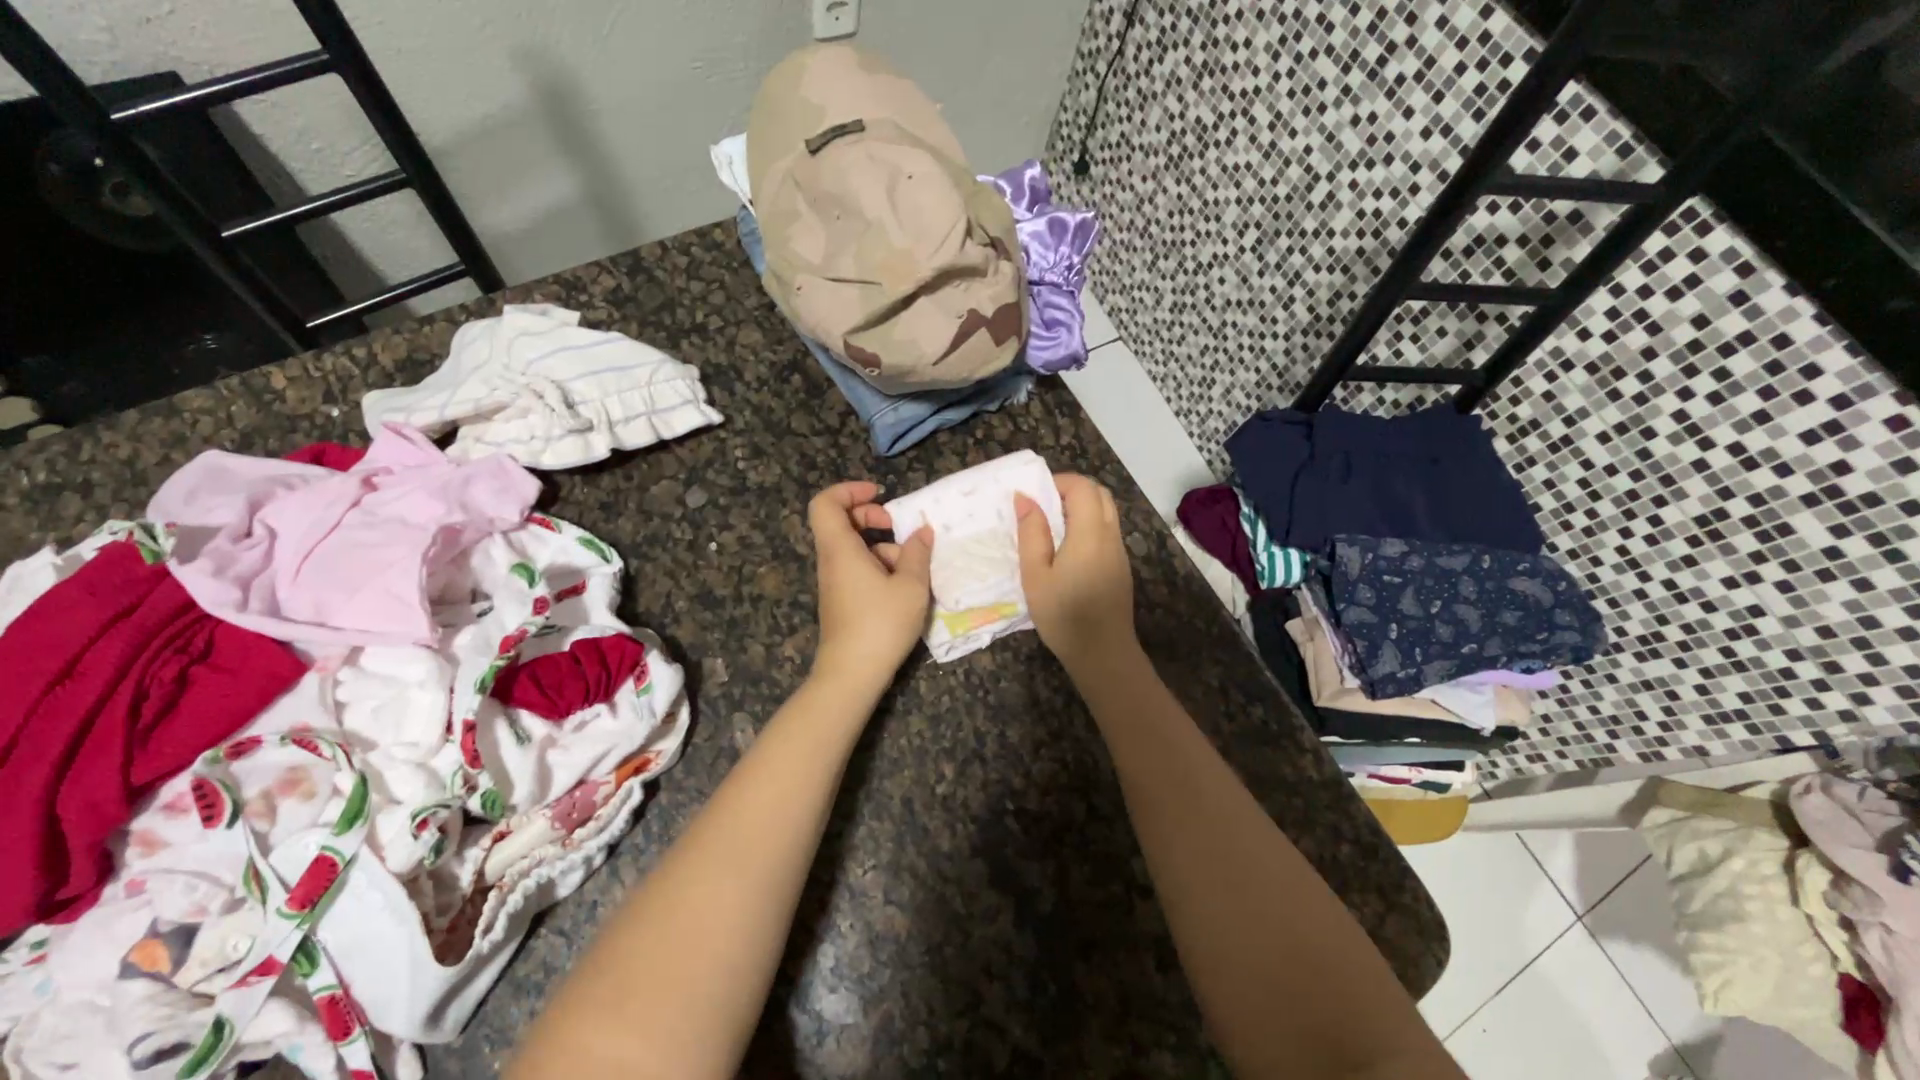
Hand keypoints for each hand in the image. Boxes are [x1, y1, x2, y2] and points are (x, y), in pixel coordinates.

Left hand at [806, 481, 933, 694]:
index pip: (826, 503)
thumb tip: (922, 532)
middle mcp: (832, 561)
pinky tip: (906, 588)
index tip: (880, 496)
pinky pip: (858, 570)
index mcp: (840, 549)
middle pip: (840, 522)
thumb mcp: (912, 586)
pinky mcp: (843, 601)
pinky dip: (880, 568)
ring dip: (883, 548)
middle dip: (871, 517)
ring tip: (912, 567)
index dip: (850, 490)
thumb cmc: (881, 624)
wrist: (852, 673)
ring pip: (854, 549)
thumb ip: (918, 554)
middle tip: (896, 526)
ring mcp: (835, 582)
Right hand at [1016, 473, 1137, 670]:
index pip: (1083, 487)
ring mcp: (1120, 552)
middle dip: (1072, 490)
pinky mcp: (1121, 568)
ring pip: (1107, 513)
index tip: (1035, 494)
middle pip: (1100, 494)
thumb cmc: (1063, 616)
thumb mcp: (1035, 575)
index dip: (1059, 482)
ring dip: (1082, 508)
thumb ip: (1031, 533)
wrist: (1103, 653)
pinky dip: (1089, 526)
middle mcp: (1111, 536)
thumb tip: (1025, 498)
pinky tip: (1067, 550)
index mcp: (1090, 534)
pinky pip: (1108, 532)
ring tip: (1051, 528)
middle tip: (1043, 506)